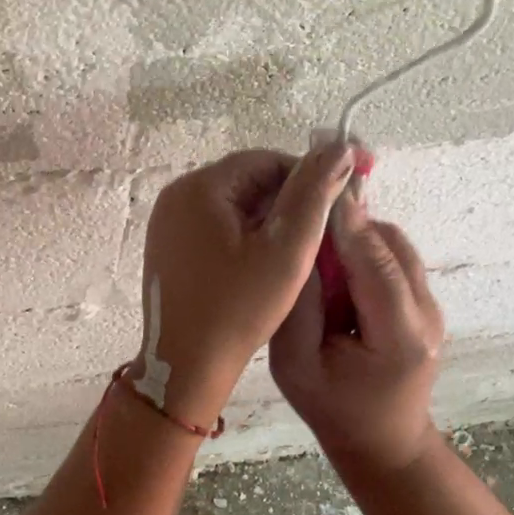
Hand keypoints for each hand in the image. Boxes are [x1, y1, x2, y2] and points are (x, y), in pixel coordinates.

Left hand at [132, 144, 354, 425]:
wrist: (186, 367)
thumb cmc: (238, 309)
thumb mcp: (286, 249)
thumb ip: (314, 193)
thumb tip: (341, 147)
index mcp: (199, 188)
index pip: (266, 161)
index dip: (309, 175)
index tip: (344, 196)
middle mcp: (176, 197)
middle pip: (248, 181)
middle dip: (291, 199)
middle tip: (327, 230)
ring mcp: (168, 223)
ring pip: (235, 206)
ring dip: (271, 220)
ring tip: (303, 249)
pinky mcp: (170, 248)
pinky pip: (217, 228)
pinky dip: (248, 237)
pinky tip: (270, 264)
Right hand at [269, 201, 445, 469]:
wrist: (383, 442)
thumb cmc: (333, 409)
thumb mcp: (295, 366)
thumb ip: (299, 308)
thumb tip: (301, 248)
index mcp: (400, 336)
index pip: (377, 264)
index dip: (349, 223)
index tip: (318, 187)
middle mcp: (427, 314)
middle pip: (391, 245)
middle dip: (350, 220)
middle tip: (304, 206)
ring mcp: (430, 307)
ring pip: (395, 245)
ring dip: (356, 232)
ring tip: (312, 232)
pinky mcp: (423, 302)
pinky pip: (393, 258)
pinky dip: (363, 247)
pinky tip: (330, 255)